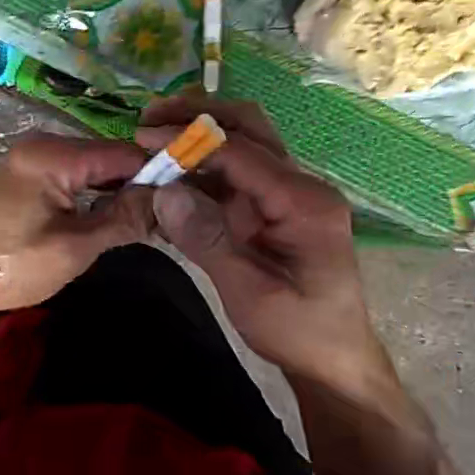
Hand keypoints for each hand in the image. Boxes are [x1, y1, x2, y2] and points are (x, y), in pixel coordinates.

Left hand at [0, 134, 152, 330]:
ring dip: (109, 192)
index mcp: (49, 154)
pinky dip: (84, 196)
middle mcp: (35, 146)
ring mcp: (21, 162)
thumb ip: (124, 218)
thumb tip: (167, 199)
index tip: (188, 194)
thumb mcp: (74, 247)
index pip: (121, 152)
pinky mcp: (14, 182)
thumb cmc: (10, 267)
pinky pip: (61, 179)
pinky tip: (101, 218)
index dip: (158, 171)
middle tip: (164, 216)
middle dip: (133, 184)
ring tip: (140, 221)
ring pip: (83, 169)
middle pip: (102, 157)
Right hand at [136, 97, 390, 387]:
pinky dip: (199, 165)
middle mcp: (298, 186)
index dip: (190, 138)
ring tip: (150, 133)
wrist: (332, 358)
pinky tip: (167, 168)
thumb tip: (163, 193)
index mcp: (303, 202)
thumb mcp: (250, 292)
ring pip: (241, 143)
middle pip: (250, 128)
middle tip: (149, 116)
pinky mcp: (268, 208)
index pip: (241, 152)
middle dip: (198, 116)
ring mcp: (284, 195)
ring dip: (197, 134)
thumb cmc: (298, 329)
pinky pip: (232, 173)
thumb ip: (208, 239)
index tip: (142, 134)